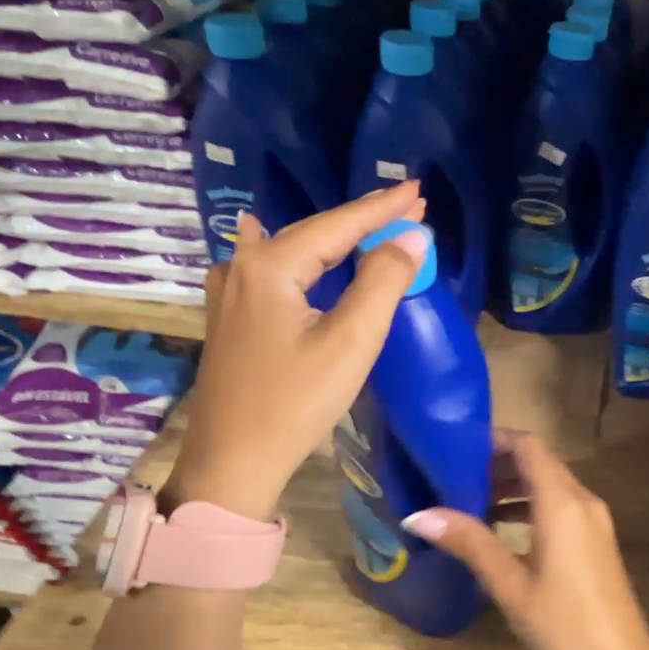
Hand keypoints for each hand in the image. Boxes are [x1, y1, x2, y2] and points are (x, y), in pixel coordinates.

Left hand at [164, 182, 428, 519]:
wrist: (233, 460)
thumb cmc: (296, 402)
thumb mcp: (351, 342)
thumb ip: (383, 282)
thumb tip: (413, 237)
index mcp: (271, 267)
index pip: (339, 225)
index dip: (381, 208)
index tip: (418, 190)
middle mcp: (243, 268)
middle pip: (313, 232)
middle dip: (362, 220)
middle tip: (407, 207)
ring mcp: (230, 293)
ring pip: (290, 249)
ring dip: (333, 237)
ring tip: (368, 224)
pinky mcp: (230, 317)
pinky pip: (270, 268)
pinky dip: (298, 255)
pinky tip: (267, 235)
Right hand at [399, 432, 648, 649]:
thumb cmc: (565, 625)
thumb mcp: (511, 585)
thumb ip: (471, 543)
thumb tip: (419, 515)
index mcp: (562, 503)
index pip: (528, 446)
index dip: (494, 439)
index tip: (454, 446)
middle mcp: (583, 501)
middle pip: (539, 462)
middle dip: (498, 463)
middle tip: (452, 475)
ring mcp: (595, 520)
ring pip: (551, 485)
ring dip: (514, 486)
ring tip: (468, 501)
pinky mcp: (597, 540)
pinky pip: (561, 506)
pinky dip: (531, 506)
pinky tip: (501, 527)